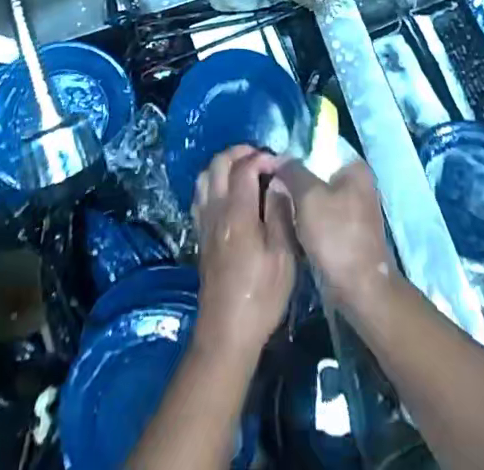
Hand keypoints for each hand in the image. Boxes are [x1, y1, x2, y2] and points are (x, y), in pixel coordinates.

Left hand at [191, 145, 296, 355]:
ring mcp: (204, 222)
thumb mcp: (283, 255)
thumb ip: (281, 212)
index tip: (282, 164)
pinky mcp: (200, 235)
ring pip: (205, 176)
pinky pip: (201, 195)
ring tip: (247, 172)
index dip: (263, 157)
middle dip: (241, 153)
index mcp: (238, 212)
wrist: (226, 331)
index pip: (244, 167)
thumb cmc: (262, 294)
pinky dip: (214, 182)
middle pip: (218, 163)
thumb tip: (279, 181)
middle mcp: (215, 210)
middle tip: (264, 159)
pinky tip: (231, 194)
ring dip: (224, 165)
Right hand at [268, 160, 398, 314]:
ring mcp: (353, 208)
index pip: (320, 146)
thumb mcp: (309, 196)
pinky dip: (304, 217)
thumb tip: (277, 157)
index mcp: (356, 168)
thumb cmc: (336, 236)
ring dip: (297, 199)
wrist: (359, 288)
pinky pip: (319, 214)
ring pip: (316, 195)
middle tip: (268, 181)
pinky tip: (287, 221)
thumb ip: (292, 171)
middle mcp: (358, 183)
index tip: (271, 160)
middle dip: (293, 177)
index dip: (294, 151)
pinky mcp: (346, 229)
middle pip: (317, 171)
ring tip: (273, 200)